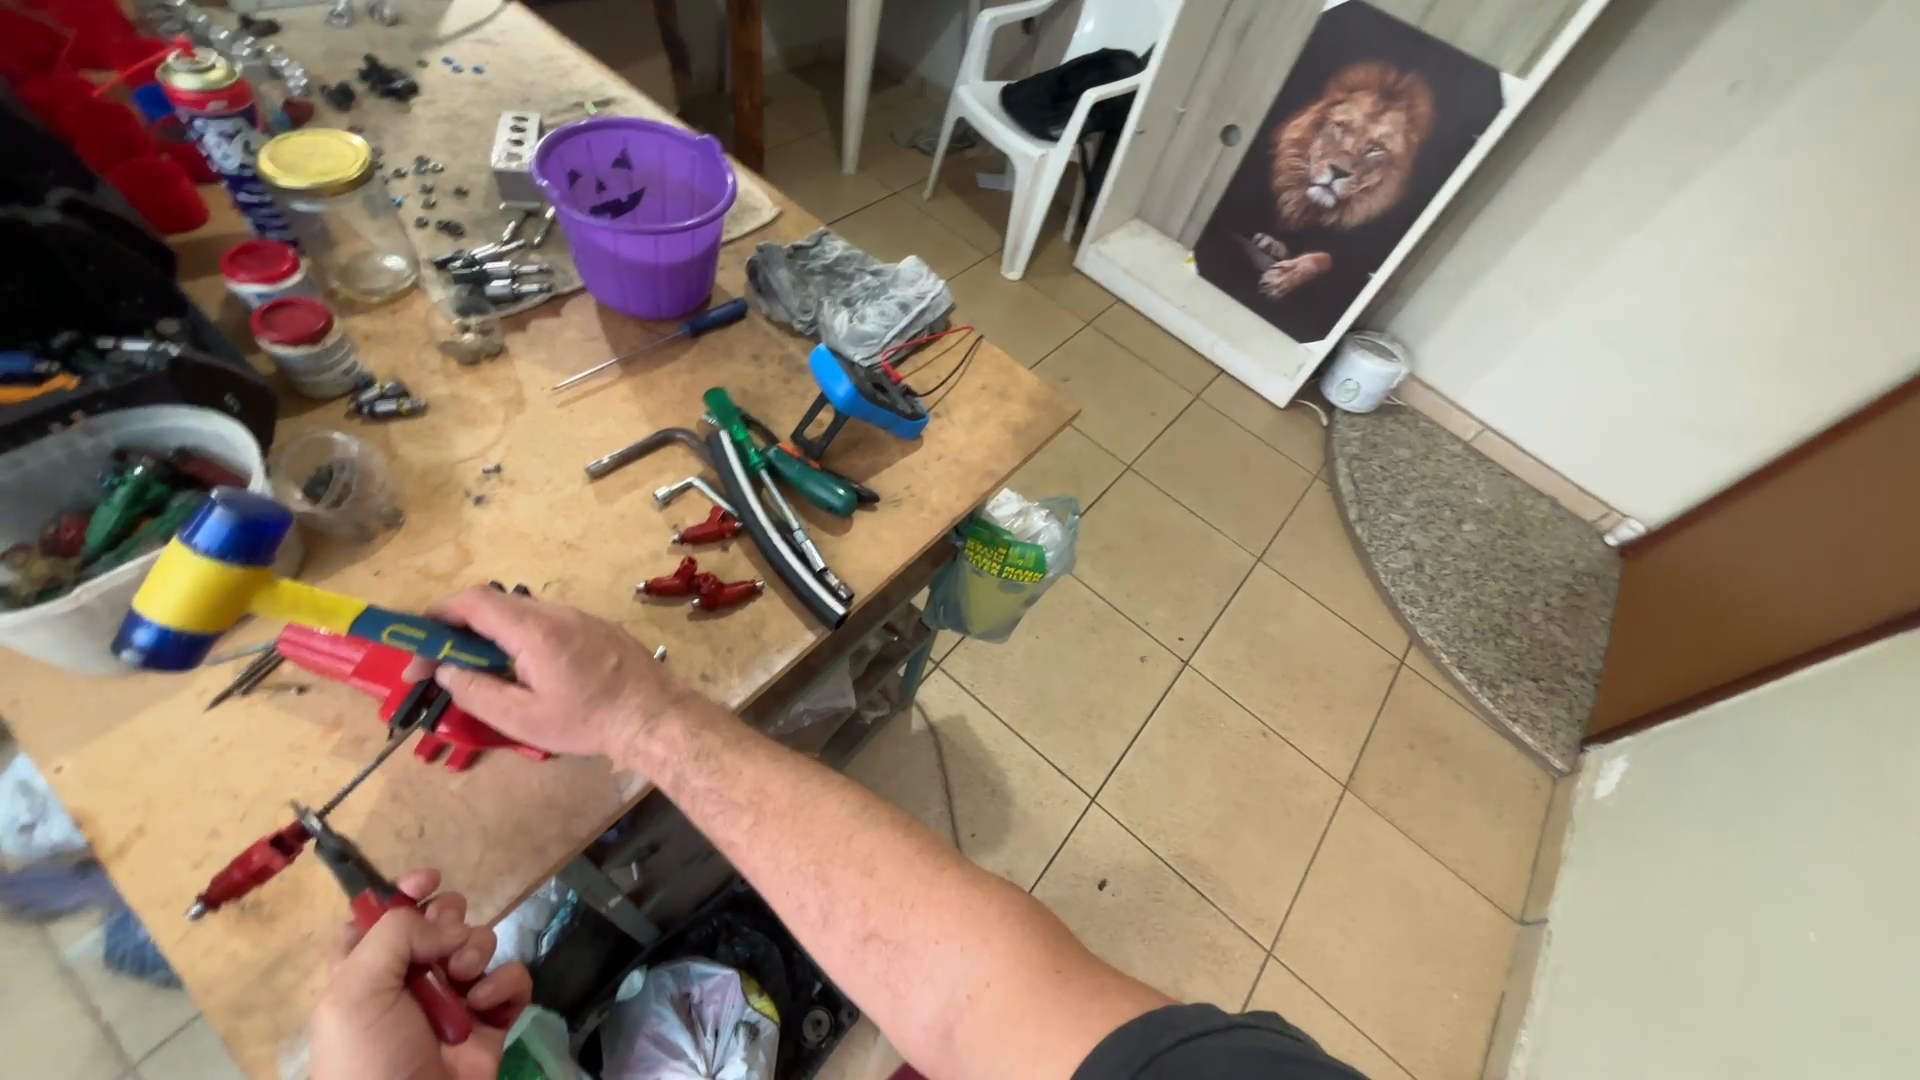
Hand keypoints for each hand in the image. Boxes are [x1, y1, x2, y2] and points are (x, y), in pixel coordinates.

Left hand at [311, 870, 530, 1079]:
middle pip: (440, 922)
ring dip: (477, 953)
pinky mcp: (493, 1018)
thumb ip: (397, 935)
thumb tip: (448, 927)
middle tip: (445, 940)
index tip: (429, 879)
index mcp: (364, 975)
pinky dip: (505, 985)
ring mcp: (454, 999)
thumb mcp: (354, 994)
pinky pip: (512, 978)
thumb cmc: (368, 1061)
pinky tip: (487, 1006)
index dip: (404, 893)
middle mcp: (409, 981)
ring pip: (480, 943)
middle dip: (450, 920)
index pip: (381, 919)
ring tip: (466, 982)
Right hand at [401, 586, 693, 761]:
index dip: (436, 616)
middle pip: (497, 604)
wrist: (656, 715)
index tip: (416, 648)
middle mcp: (560, 613)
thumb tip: (446, 671)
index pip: (474, 600)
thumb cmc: (588, 720)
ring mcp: (583, 617)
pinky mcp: (599, 627)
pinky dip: (523, 637)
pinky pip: (549, 622)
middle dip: (459, 629)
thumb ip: (476, 691)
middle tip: (440, 666)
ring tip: (480, 672)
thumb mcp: (522, 717)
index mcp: (537, 630)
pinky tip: (524, 670)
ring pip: (524, 613)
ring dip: (492, 634)